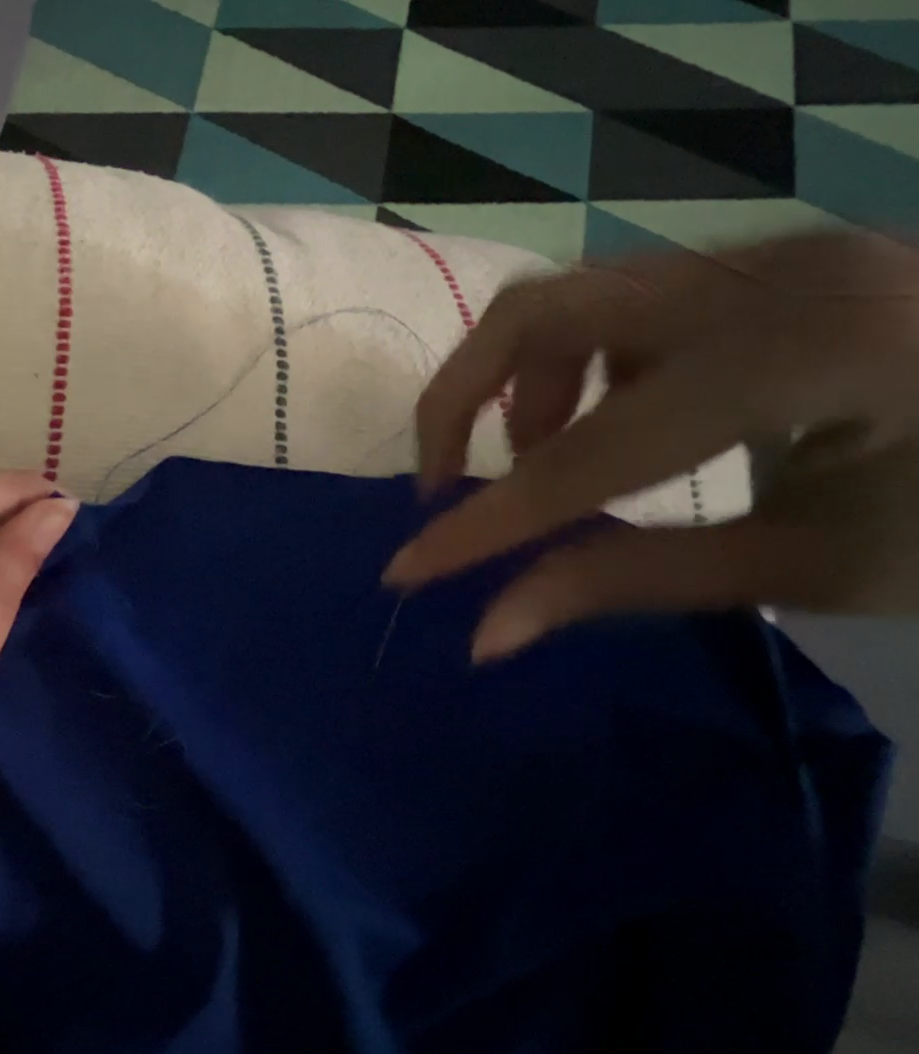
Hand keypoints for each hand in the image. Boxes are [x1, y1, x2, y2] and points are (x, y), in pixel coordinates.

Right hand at [384, 230, 918, 660]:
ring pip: (559, 298)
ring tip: (544, 459)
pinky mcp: (755, 258)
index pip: (590, 453)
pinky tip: (612, 418)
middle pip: (531, 313)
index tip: (404, 571)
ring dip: (515, 385)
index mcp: (805, 355)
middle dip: (457, 407)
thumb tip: (488, 634)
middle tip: (446, 488)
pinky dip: (571, 364)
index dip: (487, 522)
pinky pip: (609, 298)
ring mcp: (759, 250)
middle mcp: (764, 271)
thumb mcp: (819, 563)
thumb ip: (632, 582)